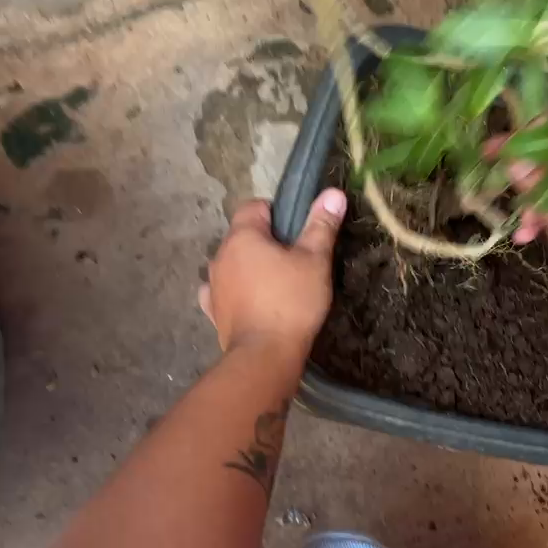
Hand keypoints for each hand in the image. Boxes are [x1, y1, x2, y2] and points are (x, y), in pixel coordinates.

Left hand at [198, 189, 345, 360]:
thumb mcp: (315, 261)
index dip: (278, 212)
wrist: (265, 355)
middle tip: (297, 259)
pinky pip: (224, 290)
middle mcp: (220, 255)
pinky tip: (252, 300)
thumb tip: (333, 192)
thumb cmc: (292, 302)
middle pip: (244, 235)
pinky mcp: (214, 311)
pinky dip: (237, 291)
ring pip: (234, 263)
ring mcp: (213, 284)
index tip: (299, 230)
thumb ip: (321, 226)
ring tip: (278, 283)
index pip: (254, 206)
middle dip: (267, 241)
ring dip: (251, 266)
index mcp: (242, 236)